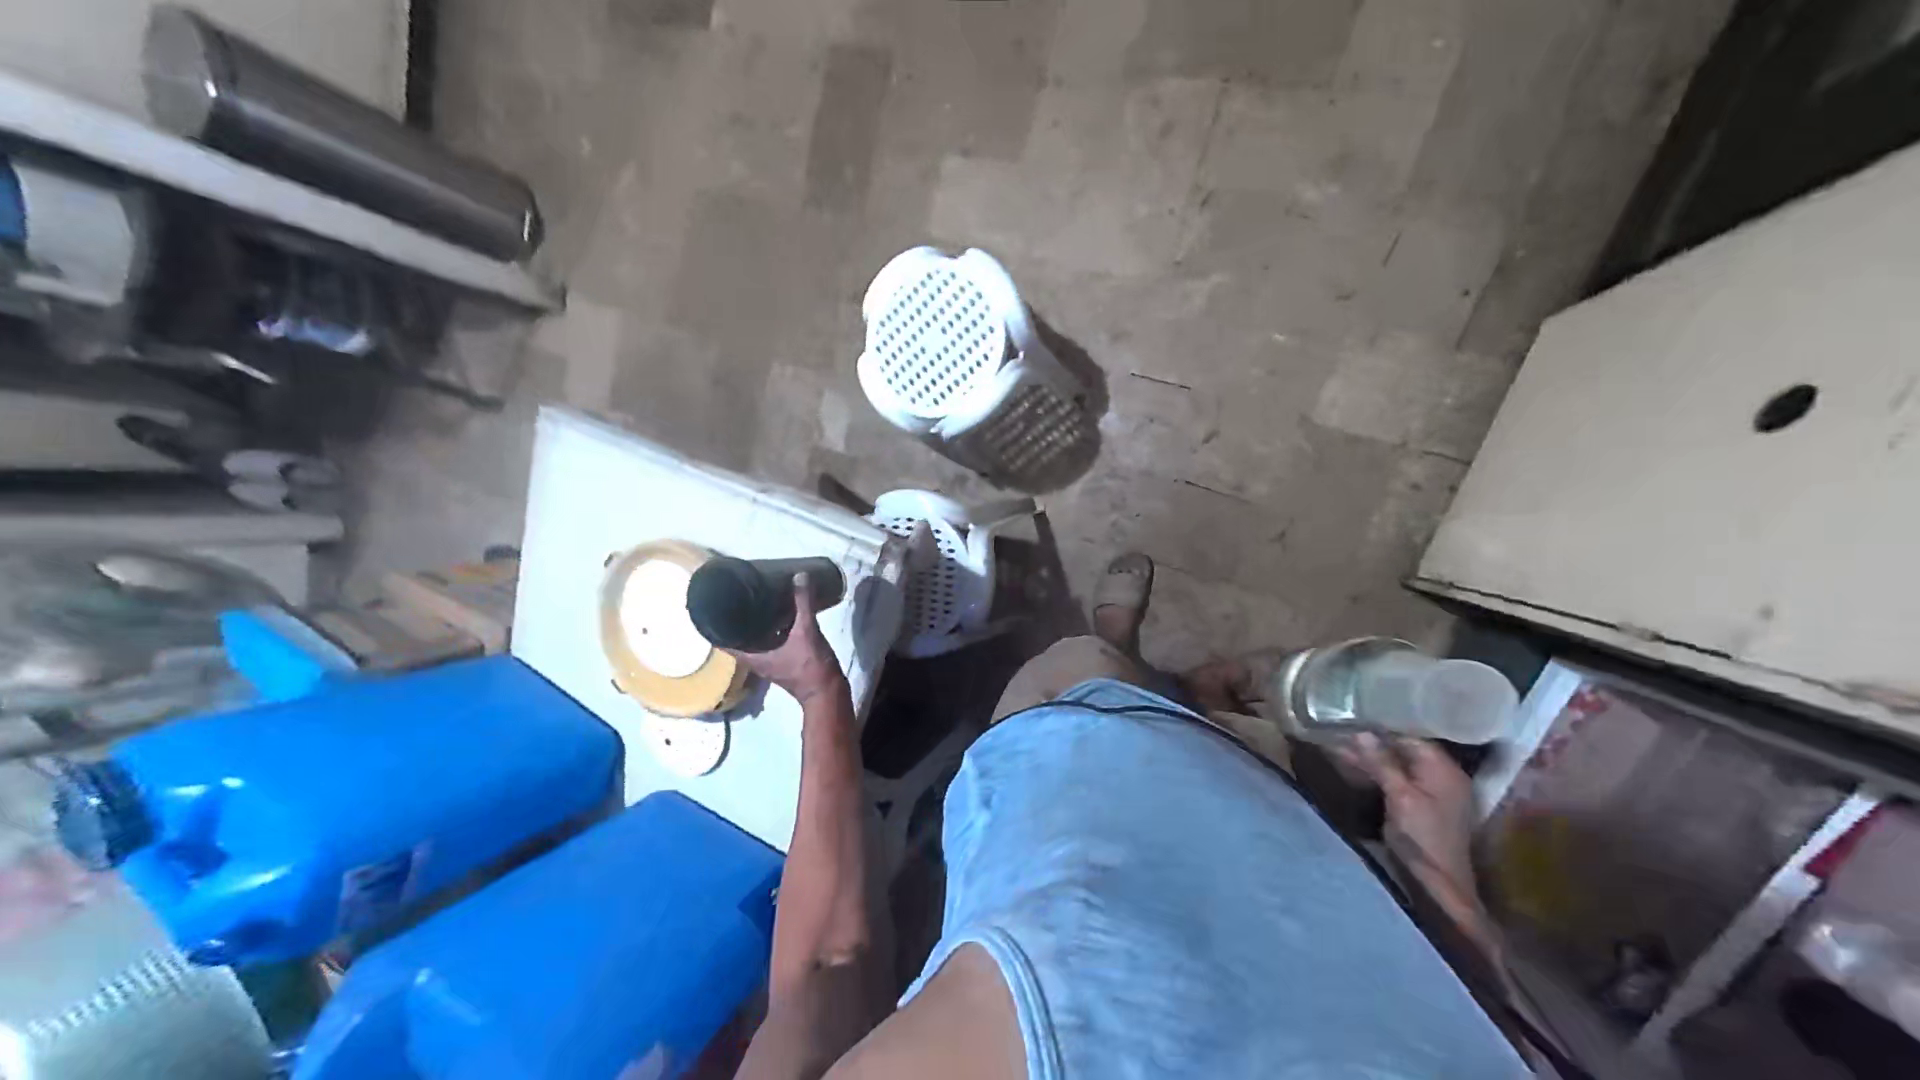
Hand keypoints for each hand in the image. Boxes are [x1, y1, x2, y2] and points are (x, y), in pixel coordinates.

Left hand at [726, 574, 845, 704]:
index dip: (714, 623)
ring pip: (753, 638)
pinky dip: (769, 627)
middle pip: (736, 636)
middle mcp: (755, 659)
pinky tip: (778, 612)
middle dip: (735, 617)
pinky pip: (769, 639)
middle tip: (735, 594)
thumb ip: (803, 603)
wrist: (827, 691)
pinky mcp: (782, 658)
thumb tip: (798, 576)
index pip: (721, 640)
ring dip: (753, 621)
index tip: (713, 603)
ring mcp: (768, 660)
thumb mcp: (807, 632)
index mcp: (751, 656)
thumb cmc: (810, 666)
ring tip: (755, 598)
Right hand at [1337, 734, 1480, 907]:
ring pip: (1397, 763)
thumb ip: (1381, 763)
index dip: (1382, 726)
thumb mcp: (1399, 796)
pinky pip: (1397, 777)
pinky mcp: (1421, 804)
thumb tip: (1361, 731)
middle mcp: (1442, 775)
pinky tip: (1354, 767)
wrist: (1439, 884)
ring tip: (1339, 747)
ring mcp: (1432, 790)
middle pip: (1404, 749)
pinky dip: (1377, 771)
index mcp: (1443, 769)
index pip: (1410, 736)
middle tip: (1339, 731)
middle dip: (1373, 741)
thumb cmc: (1423, 837)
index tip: (1352, 716)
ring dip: (1371, 757)